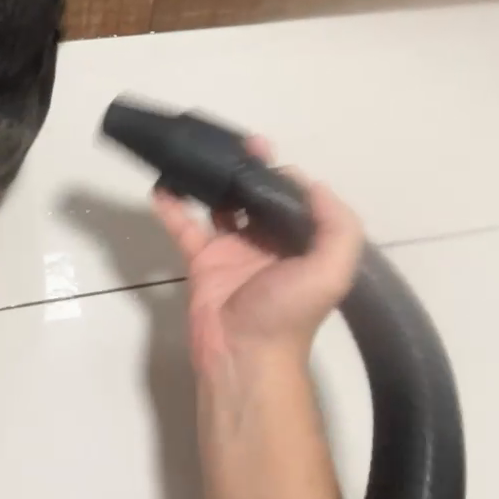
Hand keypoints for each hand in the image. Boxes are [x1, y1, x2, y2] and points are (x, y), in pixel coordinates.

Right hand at [153, 140, 362, 372]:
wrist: (244, 354)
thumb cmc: (289, 312)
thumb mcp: (331, 273)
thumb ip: (338, 228)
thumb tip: (313, 184)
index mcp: (299, 245)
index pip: (295, 201)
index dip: (285, 176)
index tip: (270, 155)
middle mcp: (268, 243)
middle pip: (258, 197)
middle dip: (250, 169)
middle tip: (241, 144)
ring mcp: (232, 249)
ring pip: (221, 205)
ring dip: (213, 181)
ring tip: (203, 154)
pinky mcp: (202, 259)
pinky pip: (184, 226)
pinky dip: (172, 206)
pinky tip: (161, 187)